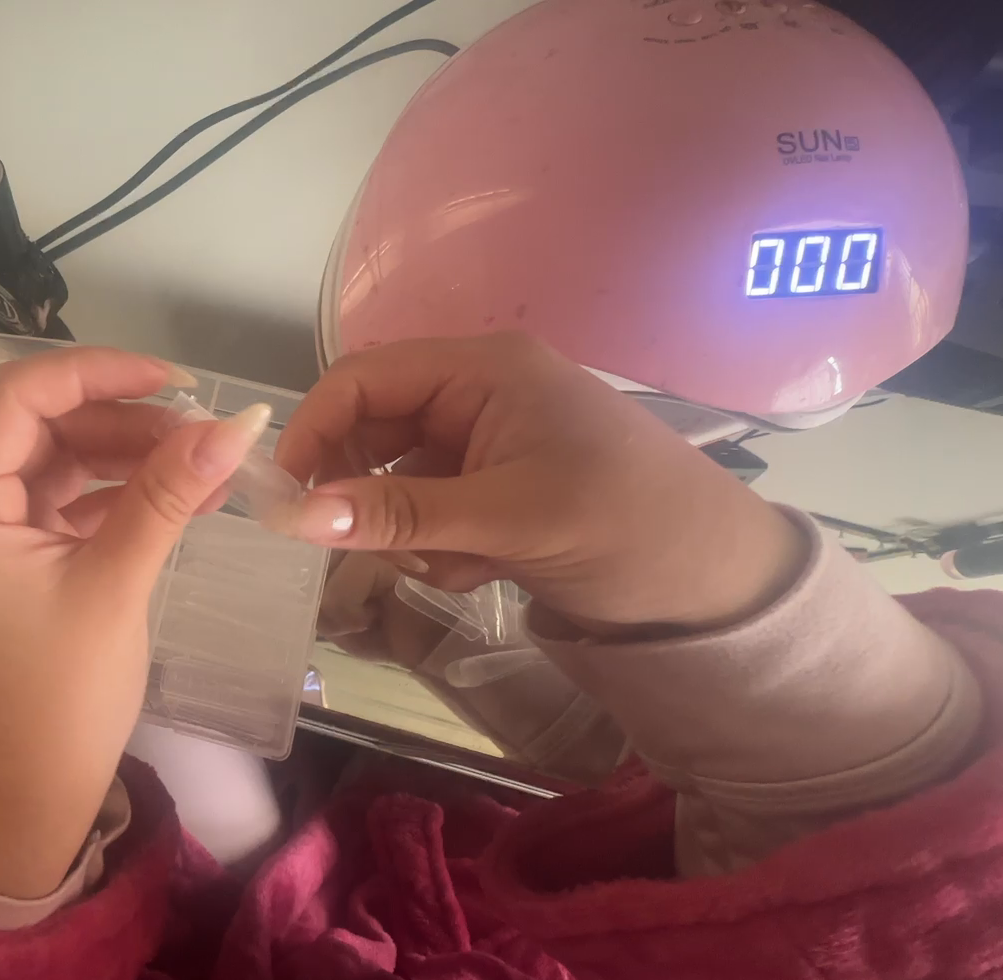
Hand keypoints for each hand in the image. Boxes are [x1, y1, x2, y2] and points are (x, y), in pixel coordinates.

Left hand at [0, 348, 269, 898]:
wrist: (33, 793)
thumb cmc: (62, 698)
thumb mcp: (115, 585)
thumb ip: (168, 495)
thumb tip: (239, 423)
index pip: (15, 398)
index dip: (95, 373)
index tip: (174, 380)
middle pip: (37, 426)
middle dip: (121, 421)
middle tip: (200, 435)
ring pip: (55, 463)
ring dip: (125, 458)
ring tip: (201, 467)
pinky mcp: (10, 559)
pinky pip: (61, 504)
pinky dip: (113, 497)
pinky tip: (173, 500)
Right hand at [275, 334, 804, 635]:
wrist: (715, 586)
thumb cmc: (625, 526)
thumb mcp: (507, 518)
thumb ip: (398, 513)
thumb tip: (297, 518)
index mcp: (481, 369)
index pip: (362, 380)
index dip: (314, 430)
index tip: (287, 497)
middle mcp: (471, 394)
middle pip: (369, 430)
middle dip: (366, 493)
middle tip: (375, 545)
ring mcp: (477, 442)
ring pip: (389, 478)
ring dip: (404, 529)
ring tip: (456, 563)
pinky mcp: (483, 485)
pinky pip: (419, 508)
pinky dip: (431, 545)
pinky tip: (478, 567)